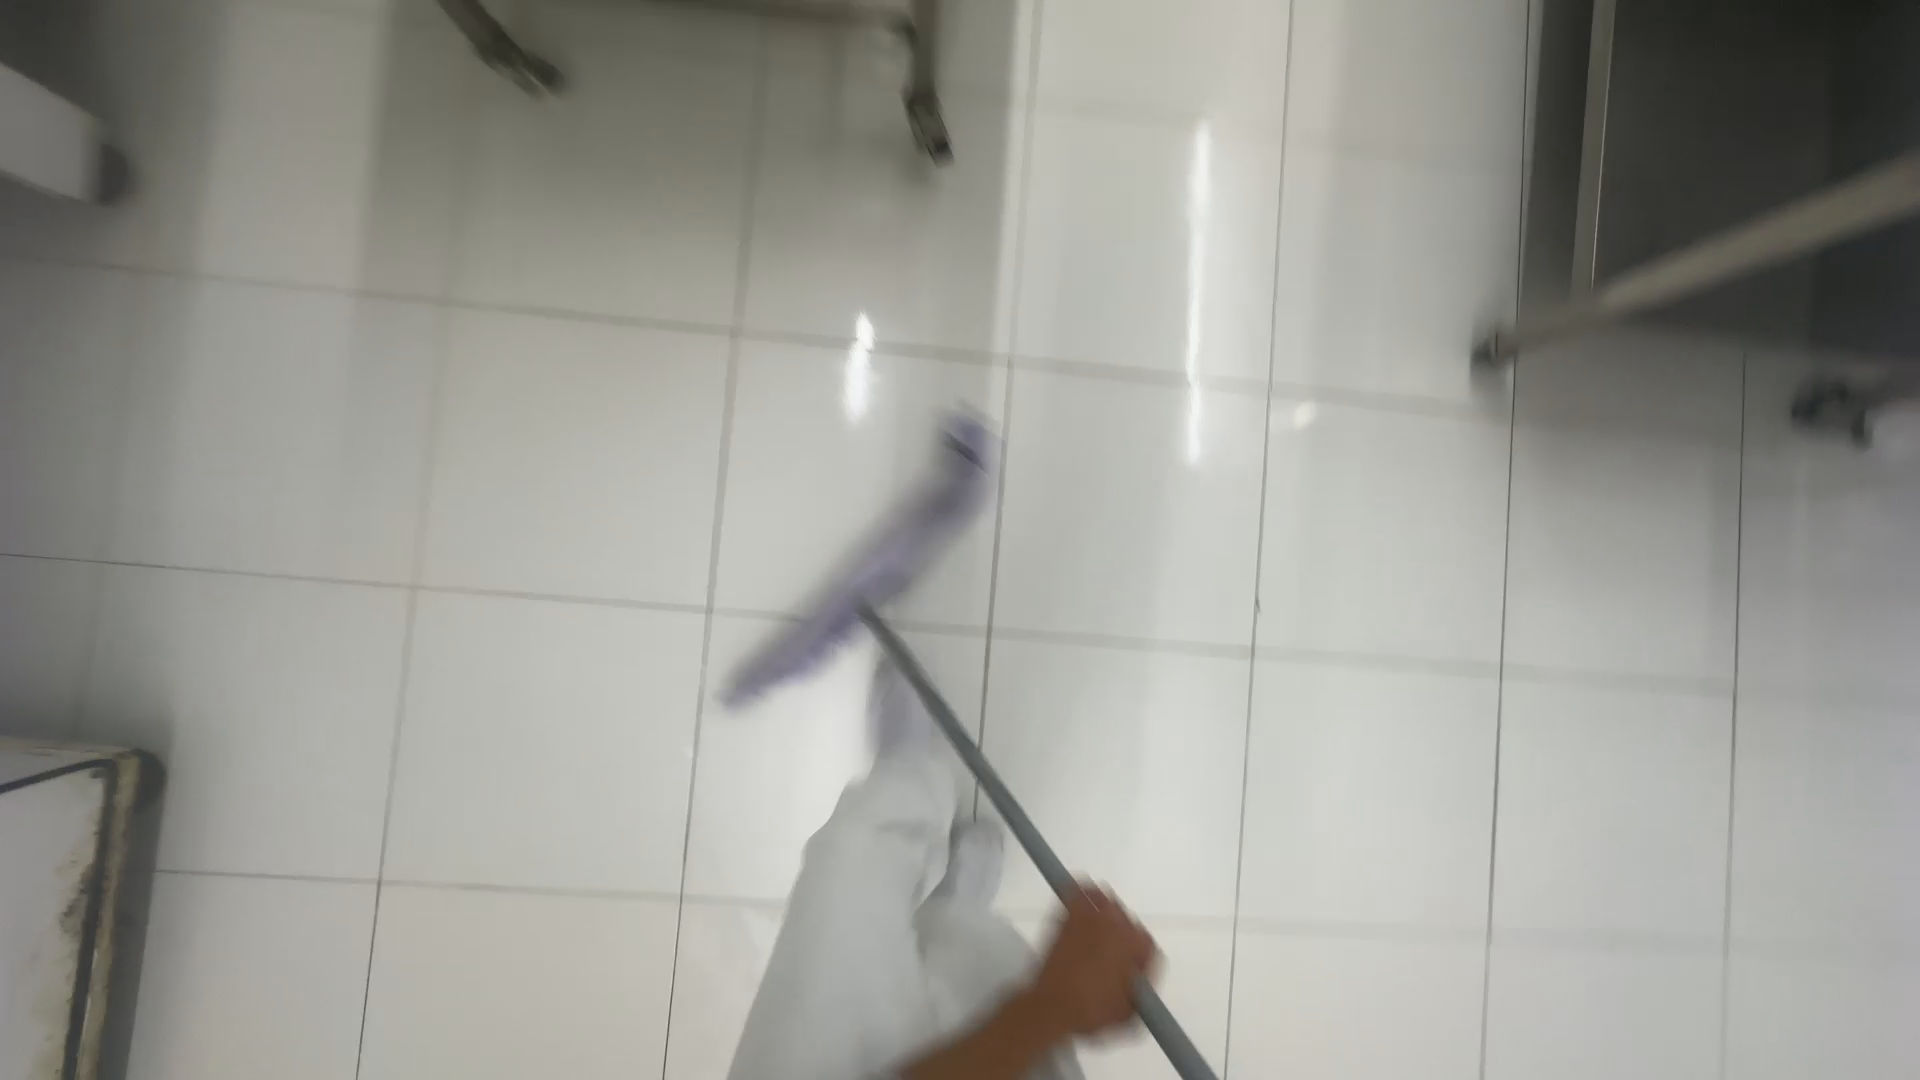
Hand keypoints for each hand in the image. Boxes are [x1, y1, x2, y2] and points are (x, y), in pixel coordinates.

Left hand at [1021, 884, 1158, 1040]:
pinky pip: (1080, 888)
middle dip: (1123, 937)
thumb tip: (1140, 985)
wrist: (1052, 1003)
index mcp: (1134, 944)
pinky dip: (1083, 892)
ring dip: (1105, 914)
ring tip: (1097, 933)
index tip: (1133, 974)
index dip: (1141, 961)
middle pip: (1127, 921)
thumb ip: (1142, 994)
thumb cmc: (1092, 1010)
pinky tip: (1082, 903)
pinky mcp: (1069, 911)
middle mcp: (1116, 922)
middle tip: (1113, 959)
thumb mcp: (1129, 1014)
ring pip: (1106, 901)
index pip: (1148, 945)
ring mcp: (1091, 913)